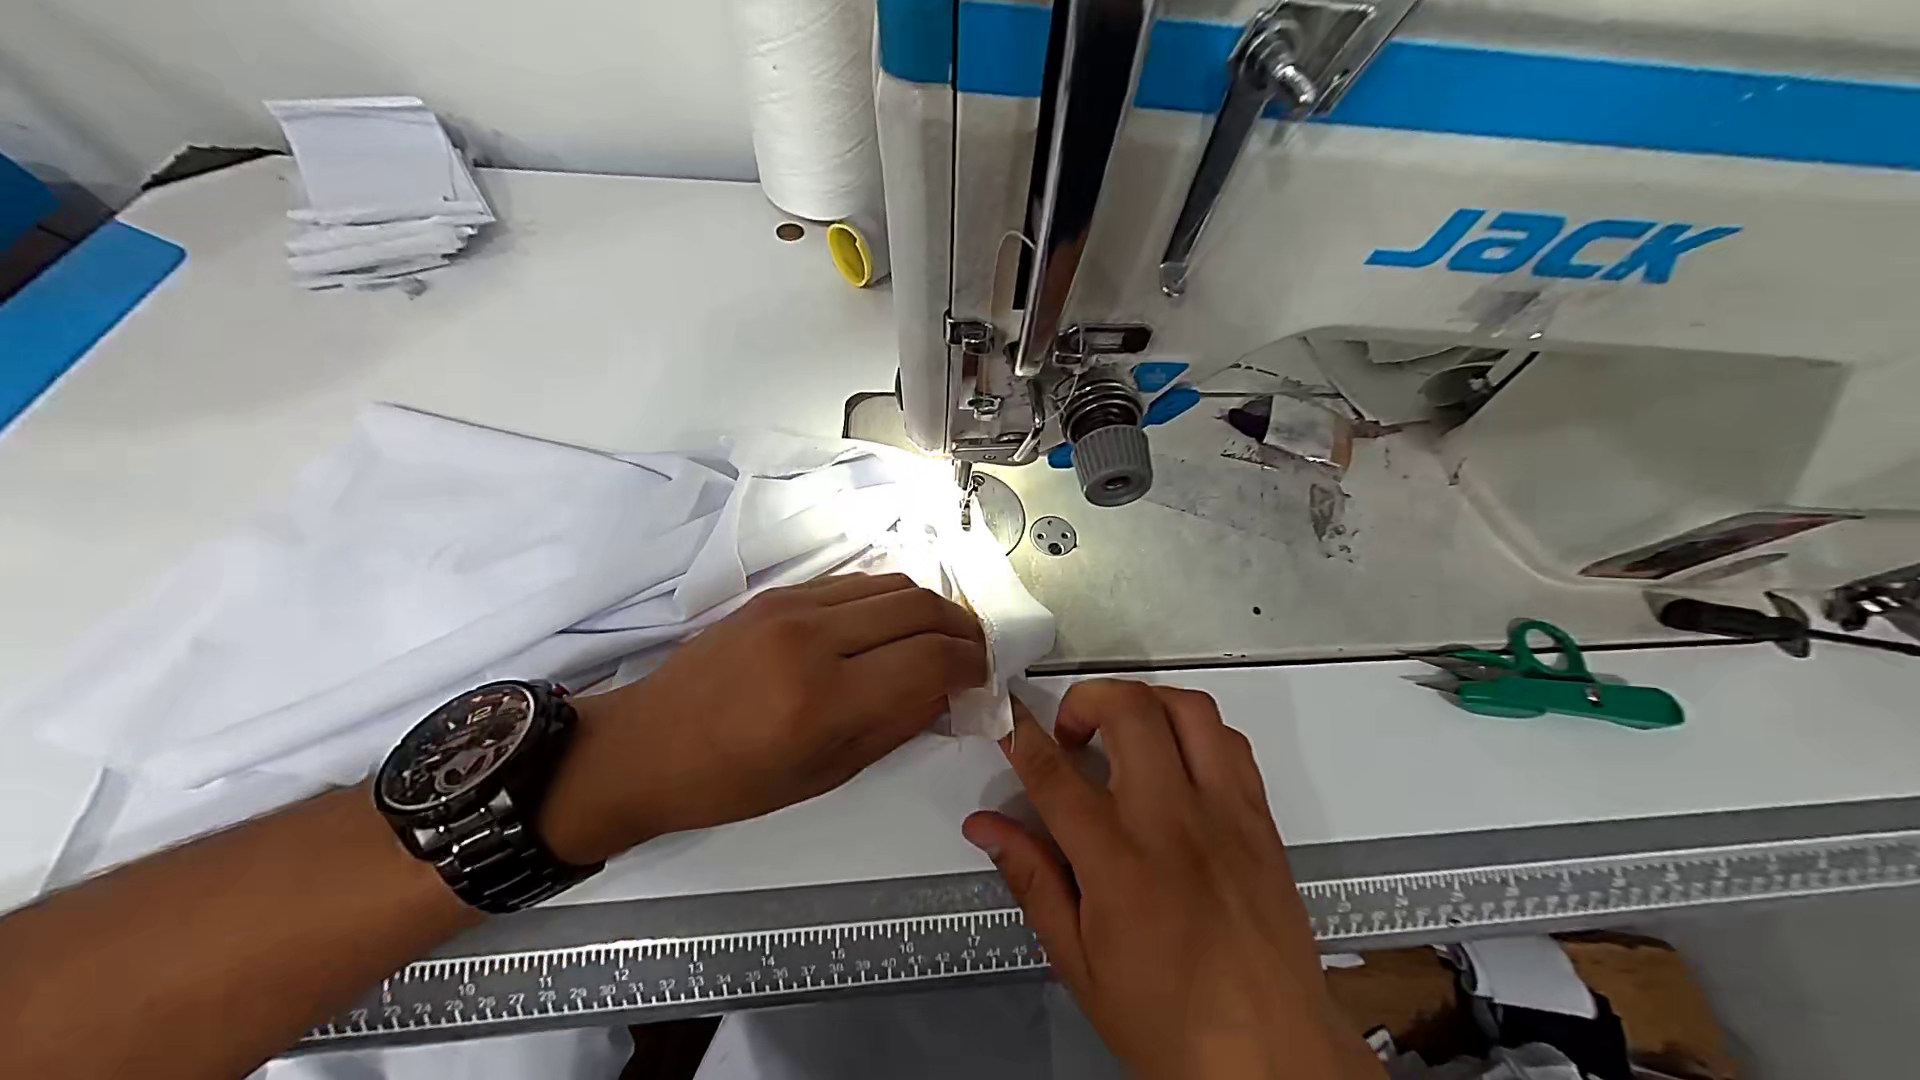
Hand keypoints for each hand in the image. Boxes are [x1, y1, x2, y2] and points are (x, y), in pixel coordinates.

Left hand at [540, 573, 987, 864]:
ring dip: (929, 607)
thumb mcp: (824, 774)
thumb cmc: (730, 783)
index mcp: (823, 699)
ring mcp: (793, 605)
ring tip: (940, 636)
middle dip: (962, 628)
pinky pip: (855, 583)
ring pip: (892, 584)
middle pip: (920, 607)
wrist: (644, 746)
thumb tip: (947, 693)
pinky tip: (892, 625)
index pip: (930, 659)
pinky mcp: (778, 593)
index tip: (983, 677)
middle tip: (974, 653)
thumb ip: (895, 726)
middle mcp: (812, 638)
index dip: (971, 664)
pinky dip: (889, 599)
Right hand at [963, 681, 1381, 1079]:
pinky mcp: (1259, 819)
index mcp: (1118, 862)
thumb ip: (1030, 878)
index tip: (1008, 720)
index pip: (1053, 773)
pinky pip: (1230, 741)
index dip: (1021, 734)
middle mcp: (1172, 822)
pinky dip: (1193, 729)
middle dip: (1085, 700)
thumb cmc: (1172, 1022)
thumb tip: (987, 829)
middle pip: (1127, 711)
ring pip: (1186, 709)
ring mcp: (1224, 814)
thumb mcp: (1077, 960)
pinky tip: (1175, 755)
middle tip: (1070, 731)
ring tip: (1122, 729)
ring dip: (1143, 701)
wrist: (1273, 1060)